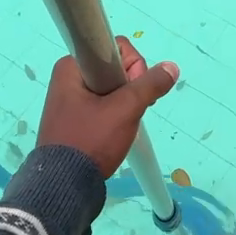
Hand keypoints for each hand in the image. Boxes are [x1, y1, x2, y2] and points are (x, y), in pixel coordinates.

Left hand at [37, 37, 178, 177]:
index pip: (114, 48)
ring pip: (112, 85)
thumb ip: (150, 85)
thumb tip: (171, 67)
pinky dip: (115, 111)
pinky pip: (103, 101)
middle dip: (131, 86)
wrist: (63, 186)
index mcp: (72, 65)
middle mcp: (68, 76)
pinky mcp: (74, 116)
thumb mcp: (125, 110)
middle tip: (130, 111)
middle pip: (115, 66)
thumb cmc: (90, 141)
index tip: (132, 90)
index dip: (132, 66)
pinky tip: (117, 129)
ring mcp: (70, 97)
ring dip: (125, 101)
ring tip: (124, 124)